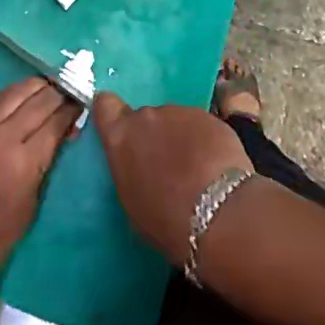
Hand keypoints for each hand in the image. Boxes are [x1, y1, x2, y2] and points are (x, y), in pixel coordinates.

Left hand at [0, 78, 80, 275]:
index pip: (54, 120)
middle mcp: (0, 139)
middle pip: (37, 101)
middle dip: (59, 94)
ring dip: (36, 88)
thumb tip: (67, 127)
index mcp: (23, 162)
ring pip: (14, 93)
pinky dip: (14, 94)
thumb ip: (50, 157)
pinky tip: (26, 95)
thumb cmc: (3, 231)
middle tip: (72, 91)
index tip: (84, 102)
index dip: (72, 108)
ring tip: (51, 88)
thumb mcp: (36, 196)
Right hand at [90, 91, 252, 264]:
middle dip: (153, 135)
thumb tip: (139, 167)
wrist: (218, 214)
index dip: (112, 114)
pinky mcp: (211, 118)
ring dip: (180, 138)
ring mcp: (181, 113)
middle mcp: (147, 116)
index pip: (105, 105)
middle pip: (145, 118)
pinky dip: (205, 141)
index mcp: (121, 136)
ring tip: (196, 169)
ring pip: (175, 122)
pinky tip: (215, 166)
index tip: (121, 129)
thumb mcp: (131, 200)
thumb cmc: (165, 219)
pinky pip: (201, 127)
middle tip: (166, 165)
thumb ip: (129, 170)